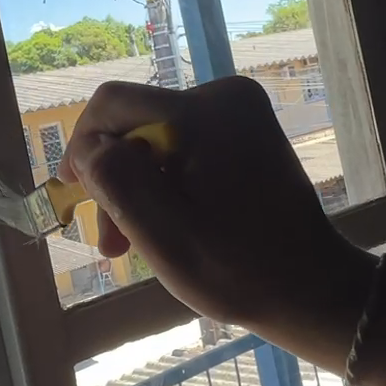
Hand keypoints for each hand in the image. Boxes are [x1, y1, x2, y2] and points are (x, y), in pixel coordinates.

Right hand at [59, 77, 375, 334]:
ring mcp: (240, 112)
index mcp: (205, 112)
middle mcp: (225, 96)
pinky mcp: (245, 132)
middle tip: (111, 242)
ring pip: (156, 141)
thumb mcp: (161, 233)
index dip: (83, 144)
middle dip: (115, 179)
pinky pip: (183, 147)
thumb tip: (89, 147)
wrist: (312, 289)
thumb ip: (115, 181)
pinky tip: (166, 224)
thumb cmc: (236, 270)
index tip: (73, 191)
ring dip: (139, 187)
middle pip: (136, 125)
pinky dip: (166, 183)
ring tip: (131, 244)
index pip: (113, 104)